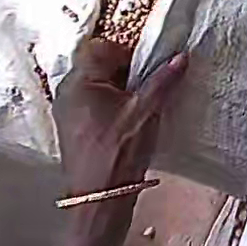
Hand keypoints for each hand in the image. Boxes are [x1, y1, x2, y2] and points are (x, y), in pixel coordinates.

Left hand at [52, 38, 188, 192]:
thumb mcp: (147, 111)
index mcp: (80, 82)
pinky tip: (127, 121)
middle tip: (147, 88)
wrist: (102, 197)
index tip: (147, 70)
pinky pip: (91, 102)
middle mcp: (66, 92)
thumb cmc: (121, 150)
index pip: (102, 48)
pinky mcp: (71, 127)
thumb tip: (181, 56)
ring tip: (139, 106)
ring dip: (119, 88)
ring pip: (96, 84)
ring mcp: (66, 111)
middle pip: (97, 65)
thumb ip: (162, 80)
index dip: (127, 53)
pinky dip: (110, 104)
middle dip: (125, 71)